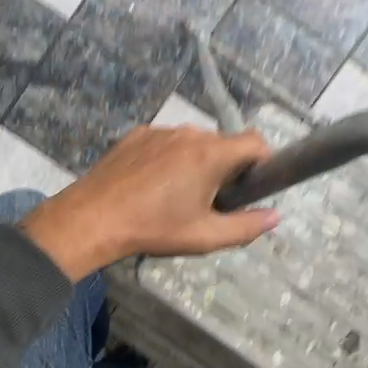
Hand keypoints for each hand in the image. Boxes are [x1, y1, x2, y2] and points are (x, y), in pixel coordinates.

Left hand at [18, 126, 279, 281]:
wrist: (93, 218)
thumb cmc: (154, 229)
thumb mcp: (205, 236)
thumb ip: (246, 226)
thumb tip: (274, 216)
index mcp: (211, 154)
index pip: (255, 142)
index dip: (262, 162)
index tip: (253, 187)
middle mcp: (188, 133)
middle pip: (223, 143)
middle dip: (226, 168)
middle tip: (211, 202)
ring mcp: (159, 131)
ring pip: (192, 142)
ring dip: (195, 162)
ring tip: (176, 196)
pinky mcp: (135, 135)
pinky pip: (165, 142)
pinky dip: (168, 159)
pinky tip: (151, 186)